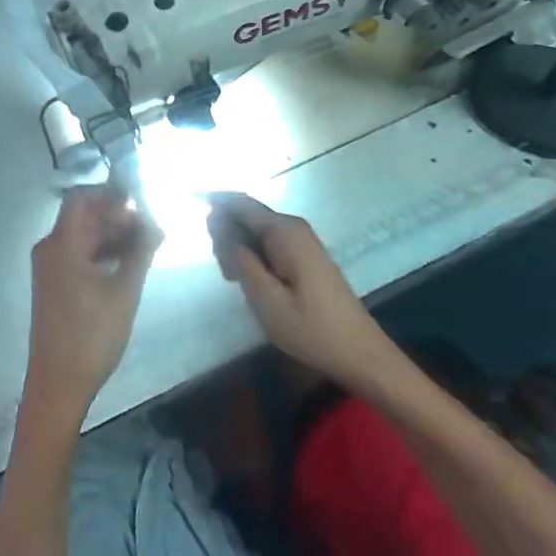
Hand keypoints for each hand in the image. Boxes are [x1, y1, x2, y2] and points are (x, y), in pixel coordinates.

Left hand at [24, 187, 162, 416]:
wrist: (58, 385)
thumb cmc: (92, 334)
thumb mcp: (125, 291)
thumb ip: (140, 251)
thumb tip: (155, 225)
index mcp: (62, 244)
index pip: (81, 198)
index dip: (109, 194)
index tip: (138, 203)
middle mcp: (50, 249)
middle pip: (84, 217)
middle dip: (117, 218)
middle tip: (151, 230)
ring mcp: (49, 269)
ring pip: (83, 237)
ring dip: (112, 237)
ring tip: (146, 247)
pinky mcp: (53, 286)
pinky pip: (78, 255)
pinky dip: (101, 254)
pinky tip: (127, 265)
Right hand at [207, 194, 398, 390]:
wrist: (359, 352)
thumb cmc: (310, 329)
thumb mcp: (264, 297)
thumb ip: (238, 257)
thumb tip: (217, 221)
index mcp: (284, 230)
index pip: (239, 203)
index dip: (214, 206)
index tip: (196, 228)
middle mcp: (293, 226)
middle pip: (247, 215)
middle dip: (226, 235)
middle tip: (225, 274)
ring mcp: (301, 240)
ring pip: (256, 231)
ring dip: (239, 249)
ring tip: (237, 283)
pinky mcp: (305, 255)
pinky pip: (269, 243)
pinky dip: (254, 257)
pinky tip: (253, 284)